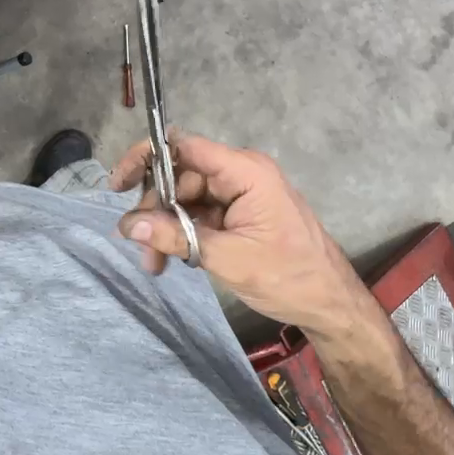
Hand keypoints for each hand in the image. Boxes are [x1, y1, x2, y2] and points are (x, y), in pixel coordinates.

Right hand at [110, 131, 386, 347]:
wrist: (334, 307)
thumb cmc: (290, 278)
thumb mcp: (228, 259)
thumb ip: (176, 238)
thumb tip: (128, 226)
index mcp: (244, 171)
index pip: (183, 146)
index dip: (146, 158)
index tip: (119, 184)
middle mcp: (239, 173)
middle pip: (179, 175)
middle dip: (154, 208)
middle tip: (137, 243)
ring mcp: (239, 193)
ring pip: (185, 197)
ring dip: (165, 226)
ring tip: (153, 263)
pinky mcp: (238, 212)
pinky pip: (199, 213)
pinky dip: (182, 233)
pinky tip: (171, 258)